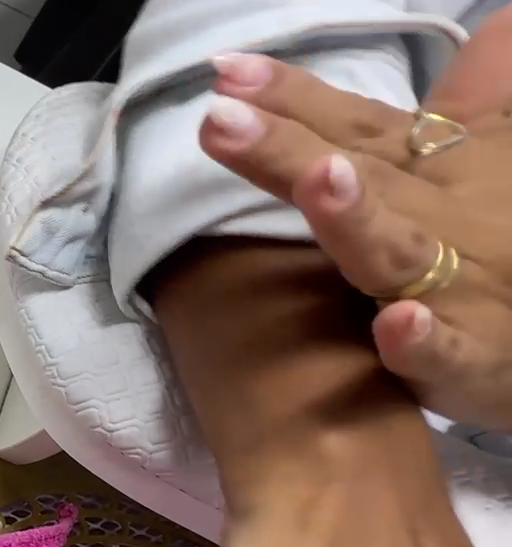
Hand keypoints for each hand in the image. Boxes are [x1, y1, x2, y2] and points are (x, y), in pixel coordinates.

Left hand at [199, 19, 511, 428]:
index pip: (352, 129)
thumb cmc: (508, 242)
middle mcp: (437, 221)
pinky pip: (446, 351)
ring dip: (356, 218)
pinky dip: (419, 338)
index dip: (293, 99)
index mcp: (430, 179)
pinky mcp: (475, 357)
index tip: (224, 73)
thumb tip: (499, 20)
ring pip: (394, 253)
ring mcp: (454, 289)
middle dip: (289, 147)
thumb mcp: (488, 167)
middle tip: (219, 116)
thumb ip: (468, 109)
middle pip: (354, 178)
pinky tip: (394, 320)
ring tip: (320, 178)